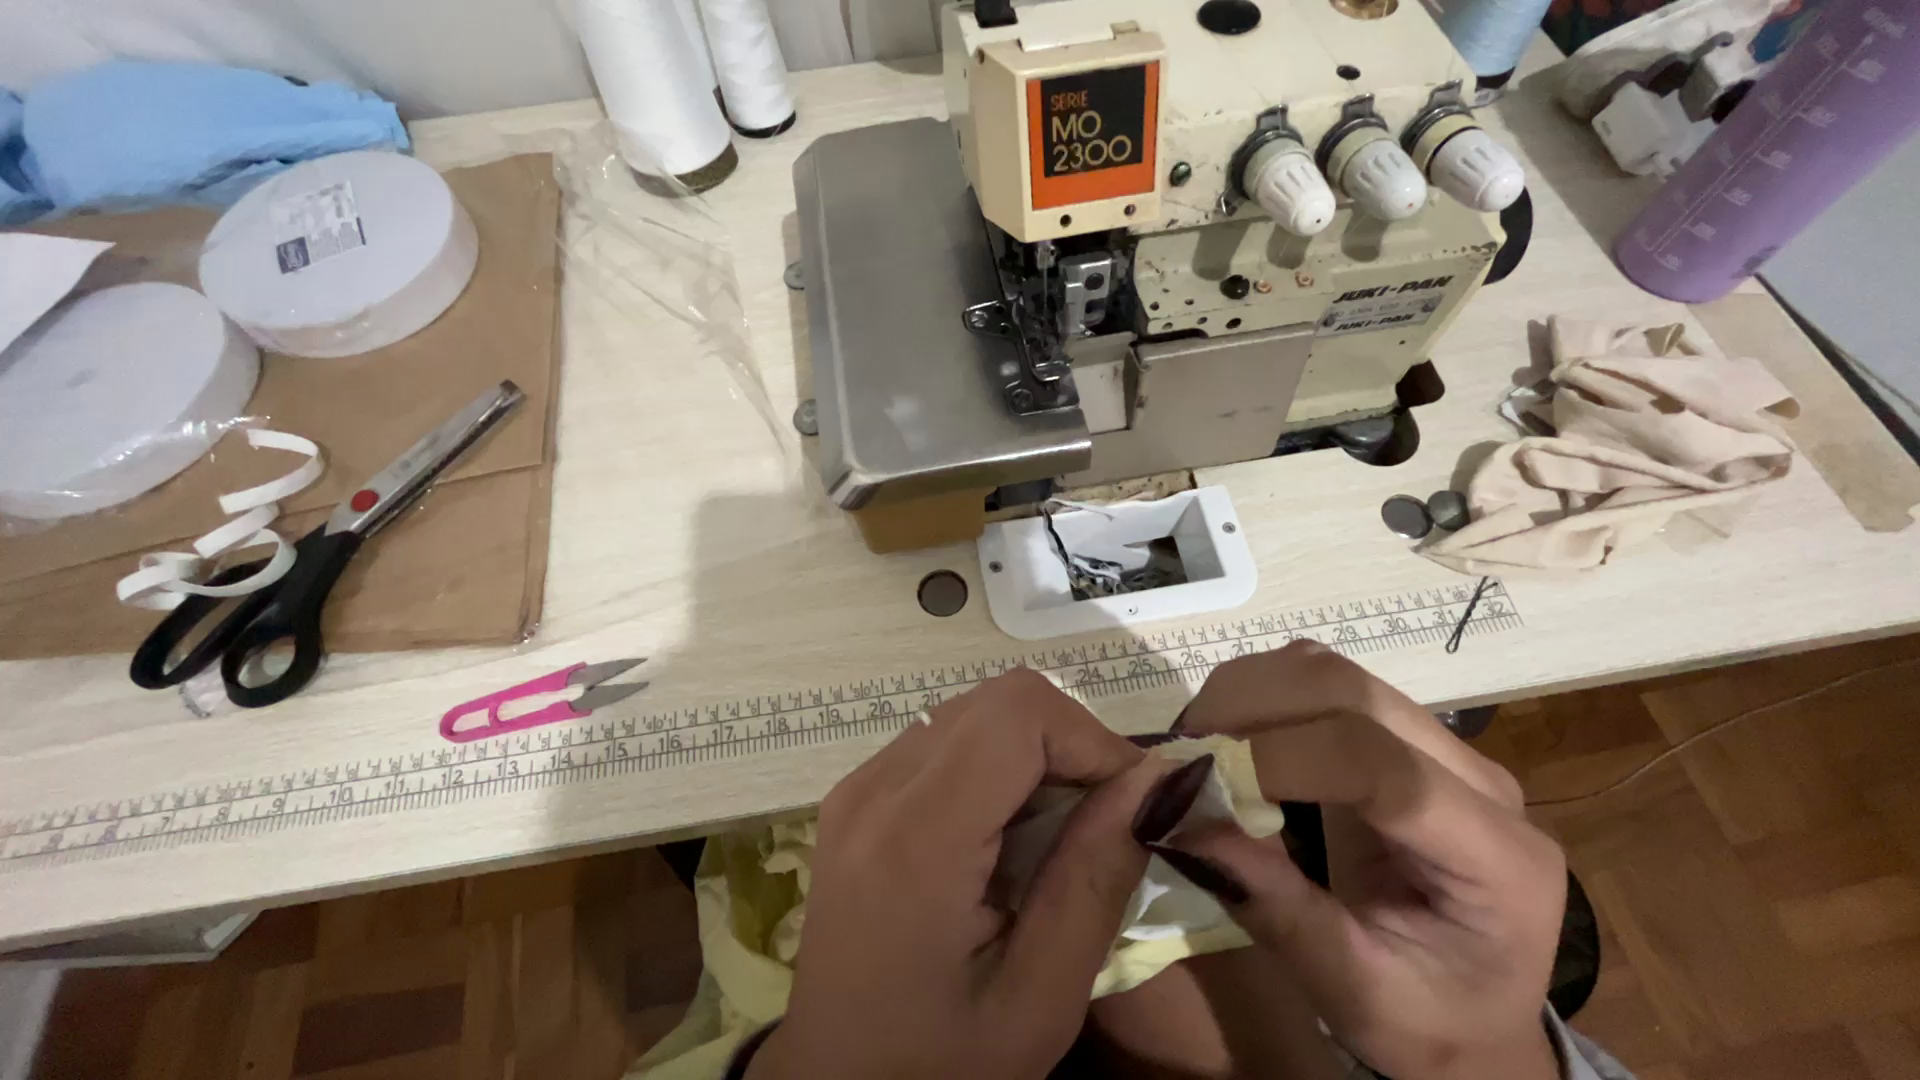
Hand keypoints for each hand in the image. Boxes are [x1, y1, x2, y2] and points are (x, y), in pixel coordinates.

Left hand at [746, 669, 1170, 1079]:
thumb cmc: (940, 1065)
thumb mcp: (1039, 998)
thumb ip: (1095, 877)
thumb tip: (1157, 778)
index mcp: (913, 839)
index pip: (1016, 713)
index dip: (1091, 738)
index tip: (1134, 803)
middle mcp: (873, 789)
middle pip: (997, 703)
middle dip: (1070, 745)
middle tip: (1104, 823)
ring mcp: (856, 785)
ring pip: (974, 713)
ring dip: (1036, 755)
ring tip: (1058, 836)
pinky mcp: (856, 793)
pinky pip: (946, 740)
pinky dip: (998, 767)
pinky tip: (1008, 837)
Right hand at [1165, 642, 1565, 1079]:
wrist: (1474, 1020)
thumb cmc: (1427, 1023)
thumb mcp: (1350, 990)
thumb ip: (1272, 906)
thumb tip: (1176, 821)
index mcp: (1495, 857)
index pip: (1383, 768)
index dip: (1279, 760)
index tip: (1196, 786)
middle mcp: (1477, 779)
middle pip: (1352, 692)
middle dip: (1248, 708)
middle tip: (1180, 757)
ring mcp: (1439, 746)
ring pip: (1329, 671)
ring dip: (1246, 693)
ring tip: (1197, 748)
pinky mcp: (1397, 736)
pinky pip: (1319, 684)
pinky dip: (1257, 696)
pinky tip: (1228, 741)